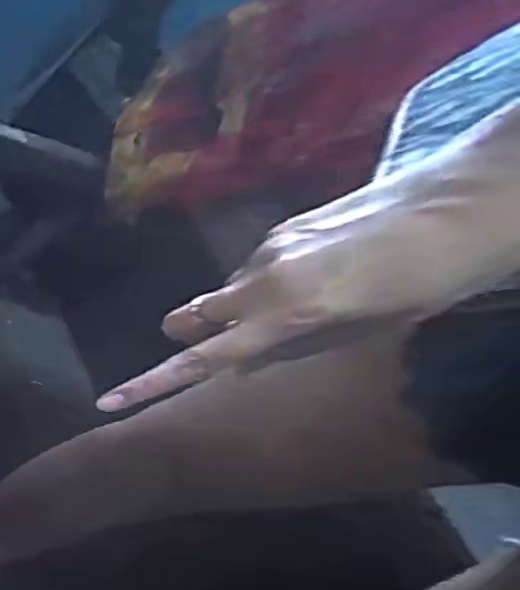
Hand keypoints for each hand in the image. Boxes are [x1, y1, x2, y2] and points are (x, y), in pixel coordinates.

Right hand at [99, 114, 519, 412]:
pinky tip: (325, 265)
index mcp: (289, 315)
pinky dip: (269, 278)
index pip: (199, 359)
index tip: (107, 403)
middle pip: (183, 321)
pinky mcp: (281, 229)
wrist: (494, 186)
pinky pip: (252, 267)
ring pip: (219, 295)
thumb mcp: (380, 323)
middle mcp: (261, 284)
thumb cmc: (450, 270)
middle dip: (192, 335)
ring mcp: (266, 252)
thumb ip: (300, 346)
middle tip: (237, 337)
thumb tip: (244, 365)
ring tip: (305, 295)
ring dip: (237, 306)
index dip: (149, 384)